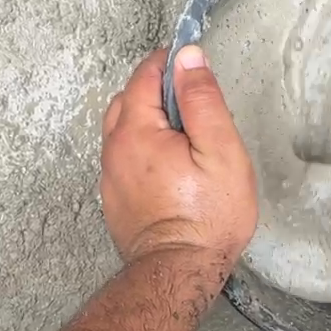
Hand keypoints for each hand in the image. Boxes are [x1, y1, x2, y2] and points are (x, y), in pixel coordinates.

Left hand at [99, 46, 257, 274]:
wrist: (178, 272)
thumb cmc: (207, 217)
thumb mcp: (220, 151)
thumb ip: (202, 100)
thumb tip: (188, 58)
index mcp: (136, 131)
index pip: (144, 75)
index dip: (170, 63)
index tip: (193, 67)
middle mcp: (113, 150)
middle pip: (127, 100)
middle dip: (156, 92)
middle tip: (192, 105)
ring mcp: (110, 178)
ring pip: (122, 132)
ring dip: (146, 123)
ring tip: (182, 139)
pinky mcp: (114, 201)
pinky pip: (123, 161)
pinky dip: (141, 152)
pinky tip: (168, 169)